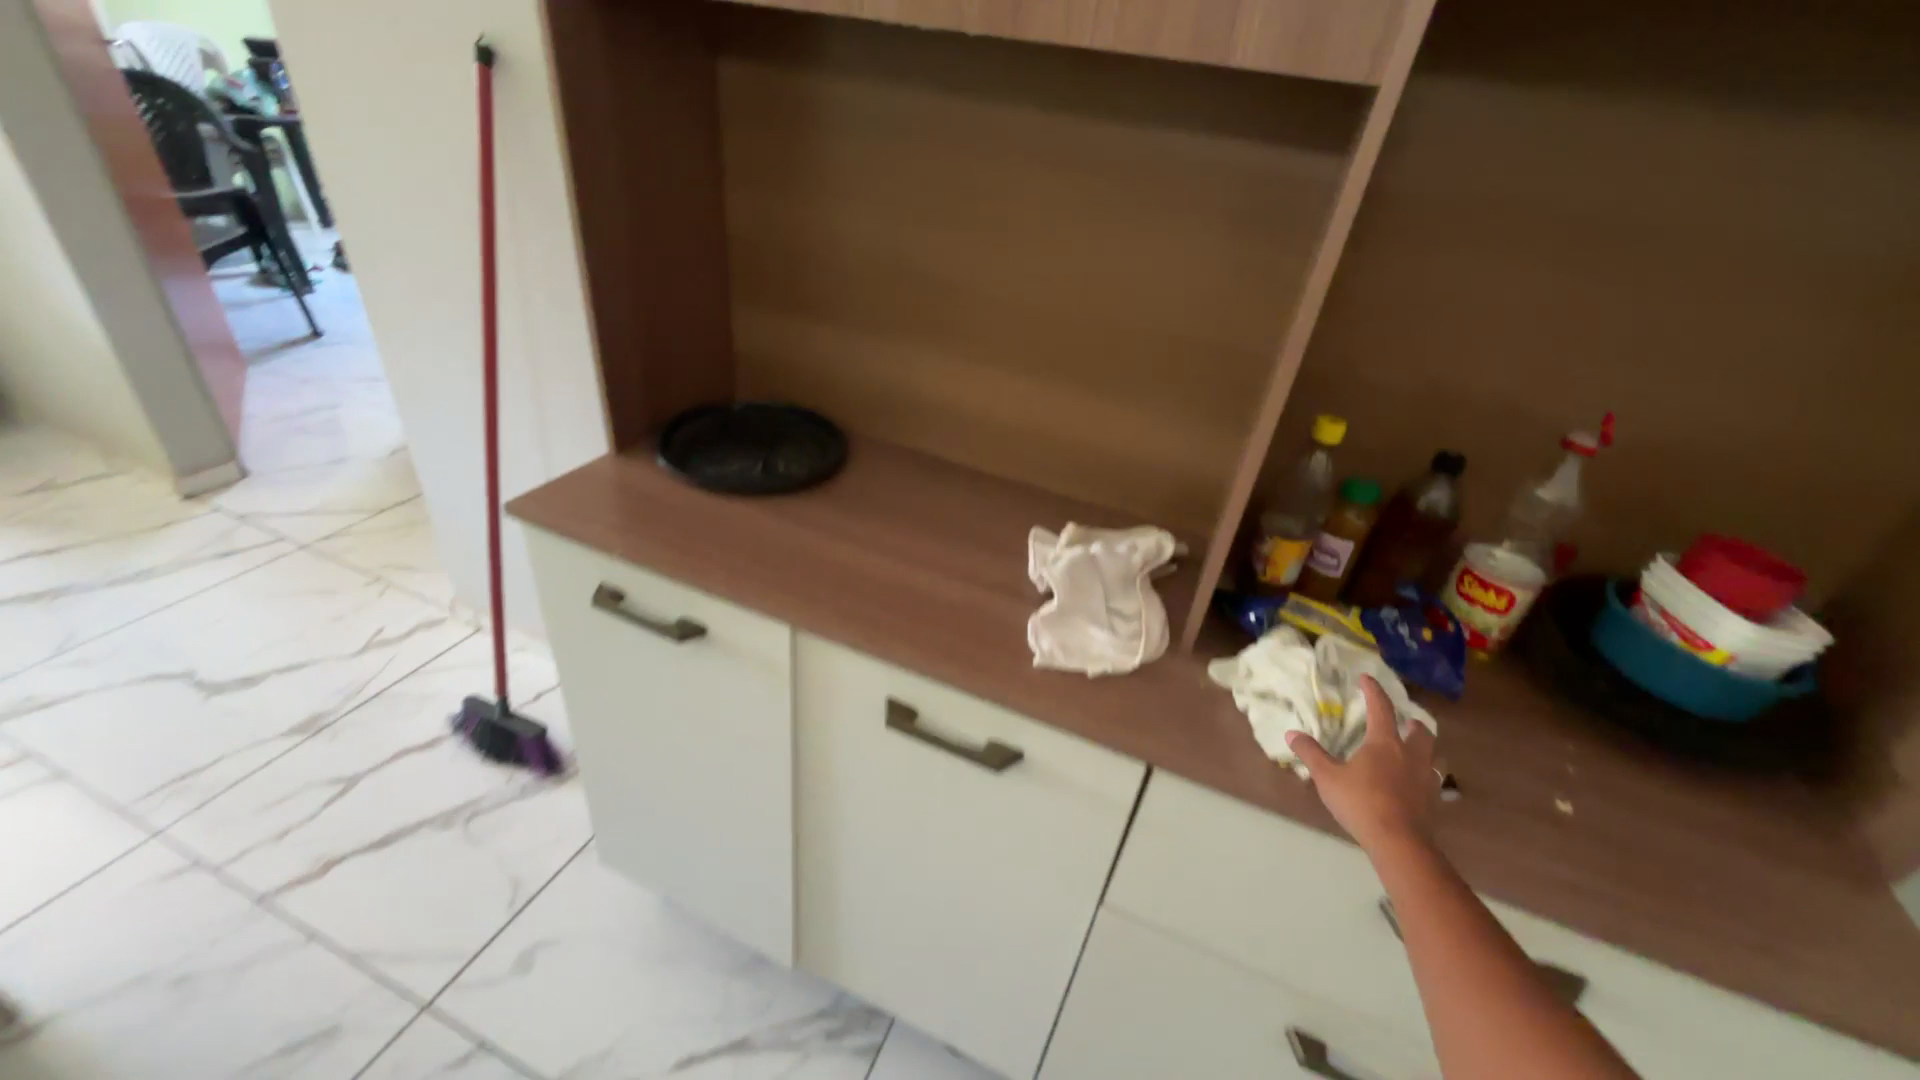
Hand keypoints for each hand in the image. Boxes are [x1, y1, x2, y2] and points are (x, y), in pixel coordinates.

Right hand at [1287, 675, 1437, 854]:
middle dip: (1412, 722)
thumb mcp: (1327, 777)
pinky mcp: (1433, 800)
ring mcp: (1425, 777)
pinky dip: (1425, 775)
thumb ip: (1311, 754)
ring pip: (1433, 755)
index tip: (1366, 678)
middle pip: (1420, 731)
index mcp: (1384, 743)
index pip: (1380, 708)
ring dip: (1425, 748)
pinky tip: (1416, 784)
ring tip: (1414, 751)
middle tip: (1405, 721)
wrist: (1398, 841)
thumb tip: (1292, 734)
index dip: (1373, 691)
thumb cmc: (1361, 802)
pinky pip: (1433, 779)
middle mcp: (1410, 754)